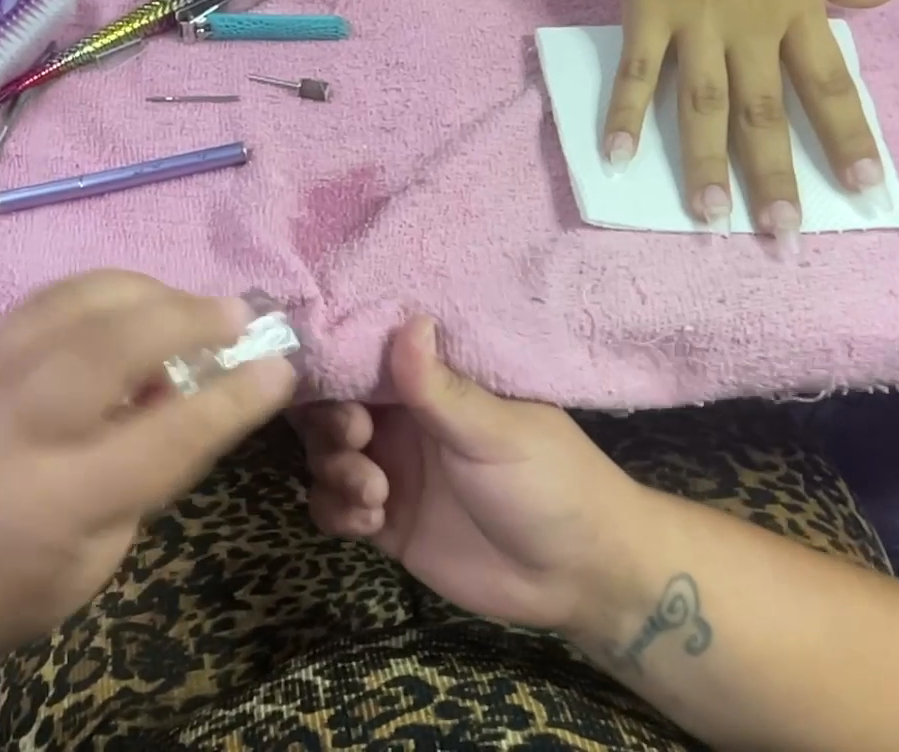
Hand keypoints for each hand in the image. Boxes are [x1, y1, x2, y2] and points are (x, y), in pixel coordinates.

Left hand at [0, 272, 295, 678]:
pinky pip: (47, 301)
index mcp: (58, 501)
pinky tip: (131, 302)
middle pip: (112, 346)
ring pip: (76, 304)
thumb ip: (155, 469)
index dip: (232, 399)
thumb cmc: (21, 586)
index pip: (165, 437)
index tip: (280, 367)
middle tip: (239, 316)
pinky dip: (100, 291)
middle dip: (187, 319)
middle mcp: (18, 427)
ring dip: (146, 292)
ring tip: (190, 305)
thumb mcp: (106, 552)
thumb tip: (204, 390)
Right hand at [293, 317, 647, 629]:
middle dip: (330, 423)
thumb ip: (441, 387)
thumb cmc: (549, 483)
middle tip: (357, 439)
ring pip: (325, 457)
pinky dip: (337, 511)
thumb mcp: (497, 431)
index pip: (362, 361)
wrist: (580, 578)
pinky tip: (373, 523)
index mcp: (428, 389)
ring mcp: (390, 472)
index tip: (318, 376)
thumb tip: (410, 319)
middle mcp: (401, 424)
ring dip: (335, 470)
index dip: (334, 365)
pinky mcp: (384, 522)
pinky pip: (332, 508)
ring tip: (375, 494)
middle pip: (330, 409)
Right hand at [602, 0, 898, 252]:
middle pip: (770, 111)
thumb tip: (888, 0)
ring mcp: (699, 20)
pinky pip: (639, 72)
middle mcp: (755, 24)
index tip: (866, 188)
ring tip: (706, 216)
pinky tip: (617, 156)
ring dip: (707, 162)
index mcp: (798, 6)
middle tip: (781, 232)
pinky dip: (628, 115)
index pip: (832, 83)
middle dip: (777, 174)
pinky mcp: (647, 11)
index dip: (850, 138)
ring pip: (707, 104)